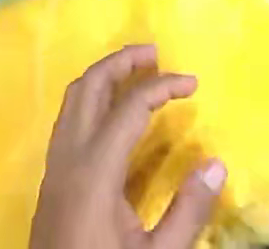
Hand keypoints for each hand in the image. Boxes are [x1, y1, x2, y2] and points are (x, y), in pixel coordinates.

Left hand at [31, 45, 225, 248]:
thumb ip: (187, 212)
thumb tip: (217, 164)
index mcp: (93, 171)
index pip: (129, 105)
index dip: (164, 85)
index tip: (193, 84)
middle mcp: (67, 159)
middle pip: (89, 86)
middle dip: (123, 62)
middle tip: (157, 55)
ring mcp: (54, 170)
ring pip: (74, 100)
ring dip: (106, 78)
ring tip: (140, 75)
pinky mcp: (51, 184)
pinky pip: (70, 121)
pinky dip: (95, 101)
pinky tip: (119, 117)